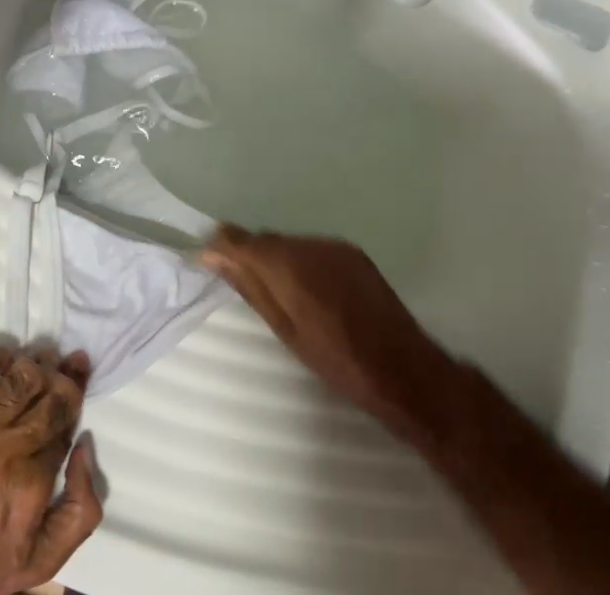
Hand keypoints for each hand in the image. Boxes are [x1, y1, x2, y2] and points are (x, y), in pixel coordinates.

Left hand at [0, 347, 102, 594]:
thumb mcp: (39, 563)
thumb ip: (79, 511)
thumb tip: (84, 449)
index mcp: (32, 482)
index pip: (65, 423)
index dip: (76, 396)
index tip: (79, 376)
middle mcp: (6, 447)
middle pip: (48, 393)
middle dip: (64, 375)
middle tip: (67, 363)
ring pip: (17, 375)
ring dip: (35, 362)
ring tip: (39, 359)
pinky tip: (3, 357)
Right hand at [200, 225, 462, 441]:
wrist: (402, 368)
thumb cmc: (336, 359)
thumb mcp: (284, 328)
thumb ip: (249, 286)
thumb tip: (214, 257)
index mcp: (288, 265)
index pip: (240, 240)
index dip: (221, 246)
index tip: (207, 259)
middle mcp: (311, 244)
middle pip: (266, 240)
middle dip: (249, 256)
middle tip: (241, 283)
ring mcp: (336, 246)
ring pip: (290, 244)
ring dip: (277, 260)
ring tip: (279, 294)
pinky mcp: (354, 254)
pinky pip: (313, 249)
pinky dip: (302, 263)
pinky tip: (308, 291)